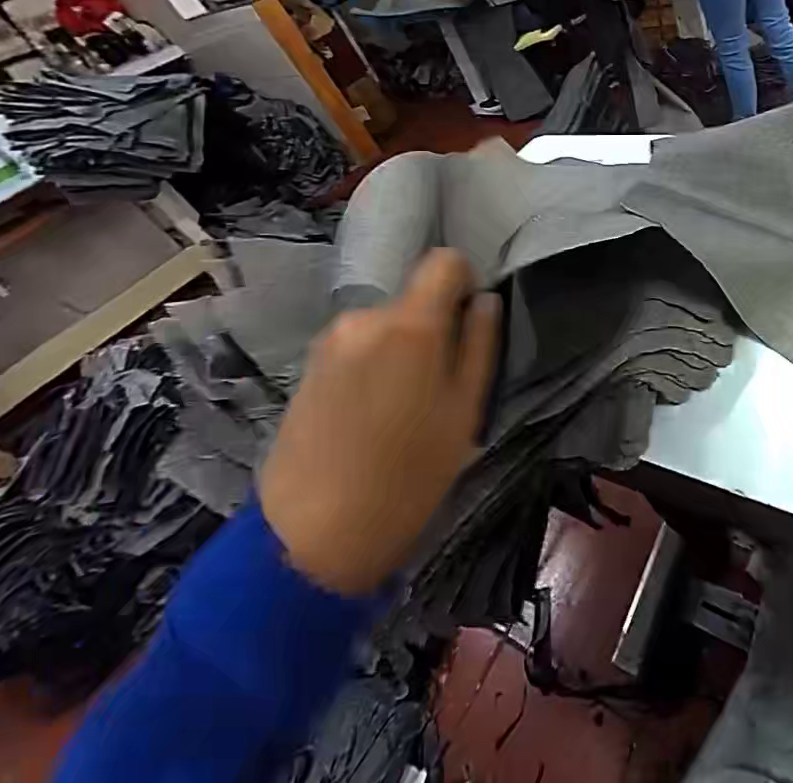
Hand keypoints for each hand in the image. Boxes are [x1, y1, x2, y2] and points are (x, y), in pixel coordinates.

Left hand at [257, 250, 502, 594]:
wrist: (316, 532)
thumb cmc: (412, 471)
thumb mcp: (467, 407)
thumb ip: (480, 343)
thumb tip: (484, 301)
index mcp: (410, 324)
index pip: (444, 261)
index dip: (465, 281)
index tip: (471, 321)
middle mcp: (363, 318)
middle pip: (415, 298)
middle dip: (435, 325)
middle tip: (443, 381)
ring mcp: (329, 341)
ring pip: (387, 323)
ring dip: (404, 347)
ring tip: (407, 403)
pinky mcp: (308, 365)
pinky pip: (359, 345)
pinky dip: (375, 362)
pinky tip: (374, 411)